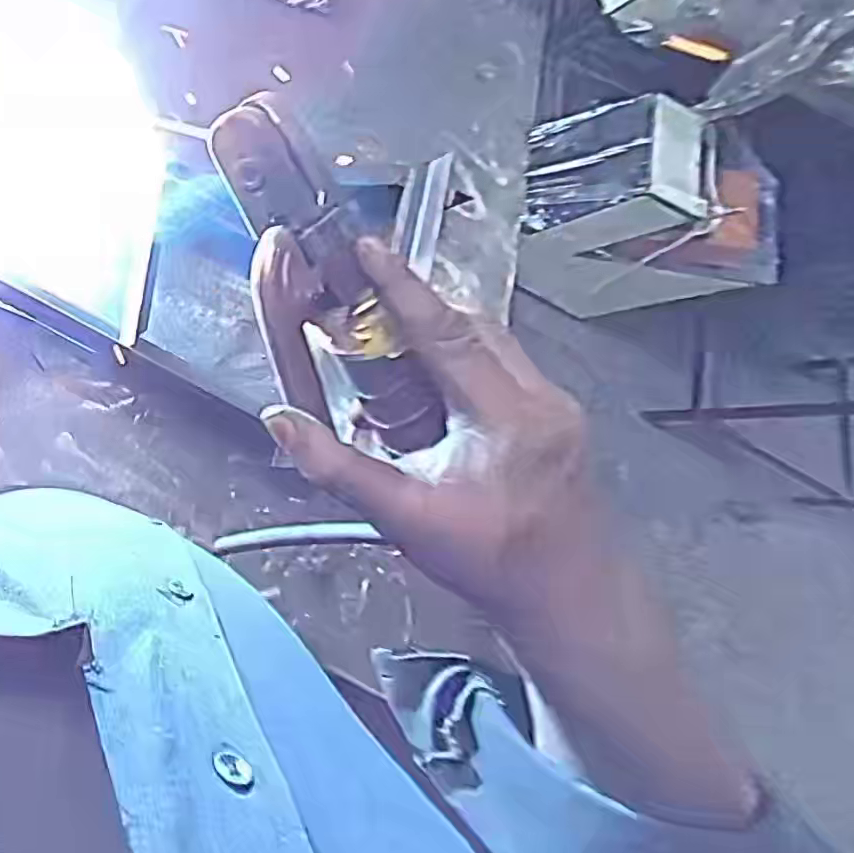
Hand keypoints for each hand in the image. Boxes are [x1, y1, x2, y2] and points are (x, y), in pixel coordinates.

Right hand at [259, 236, 604, 623]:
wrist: (575, 603)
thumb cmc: (493, 562)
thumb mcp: (402, 515)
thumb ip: (335, 465)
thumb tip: (278, 418)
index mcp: (509, 418)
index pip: (447, 334)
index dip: (402, 288)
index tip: (368, 249)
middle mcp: (537, 399)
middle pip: (468, 324)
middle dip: (409, 300)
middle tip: (354, 288)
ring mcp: (547, 405)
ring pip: (482, 338)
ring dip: (426, 323)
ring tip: (372, 323)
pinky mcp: (543, 416)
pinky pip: (488, 360)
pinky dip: (443, 348)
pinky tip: (409, 369)